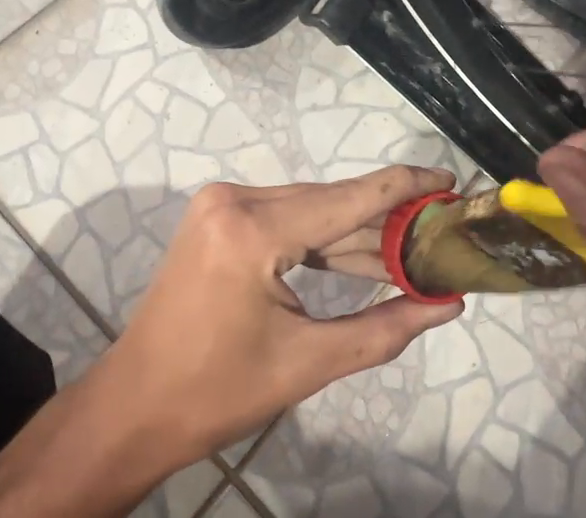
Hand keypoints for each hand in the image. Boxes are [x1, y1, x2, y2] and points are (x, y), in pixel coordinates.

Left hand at [0, 166, 465, 517]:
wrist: (135, 406)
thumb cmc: (217, 392)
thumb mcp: (308, 364)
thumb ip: (385, 328)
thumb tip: (447, 304)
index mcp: (253, 230)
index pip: (349, 198)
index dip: (404, 186)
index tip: (450, 179)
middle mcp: (235, 200)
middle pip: (330, 201)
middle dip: (386, 218)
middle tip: (440, 229)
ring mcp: (221, 206)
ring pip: (309, 209)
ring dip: (355, 233)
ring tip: (412, 249)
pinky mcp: (217, 219)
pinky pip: (284, 219)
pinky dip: (321, 240)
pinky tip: (363, 258)